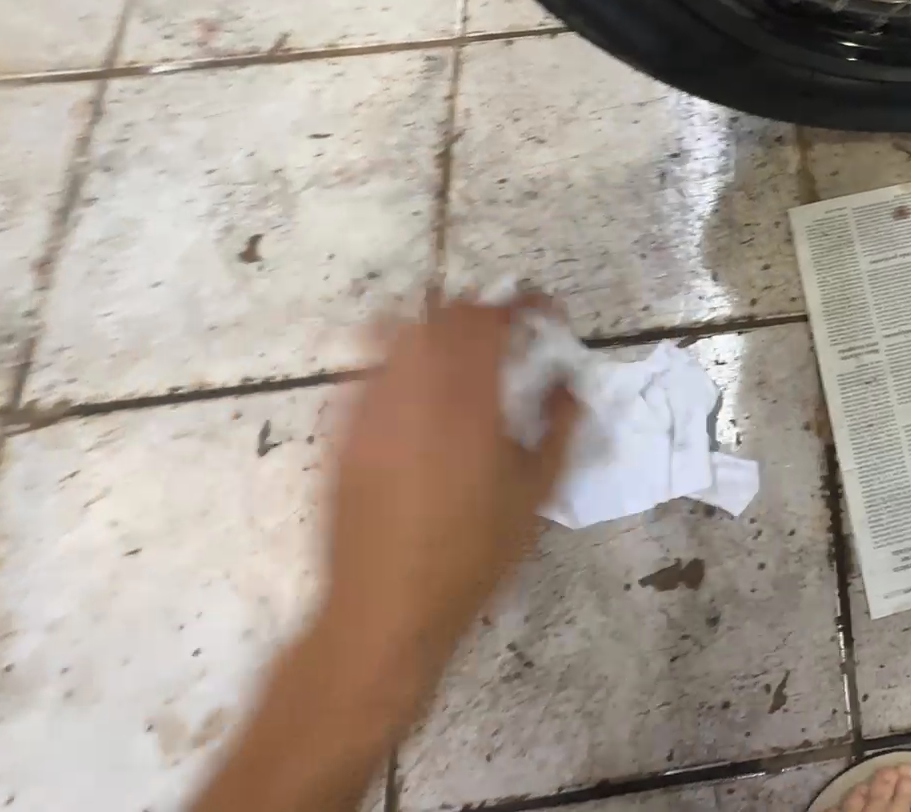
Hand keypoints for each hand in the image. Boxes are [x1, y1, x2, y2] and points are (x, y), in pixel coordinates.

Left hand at [315, 300, 576, 704]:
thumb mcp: (537, 488)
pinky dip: (400, 360)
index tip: (544, 312)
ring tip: (464, 349)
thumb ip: (559, 424)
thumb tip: (568, 381)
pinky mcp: (341, 433)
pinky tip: (419, 387)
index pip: (492, 322)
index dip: (521, 305)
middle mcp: (413, 392)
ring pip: (398, 335)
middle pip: (443, 317)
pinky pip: (368, 372)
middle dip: (482, 311)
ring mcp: (369, 410)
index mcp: (469, 401)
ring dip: (439, 329)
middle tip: (509, 330)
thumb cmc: (475, 549)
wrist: (386, 605)